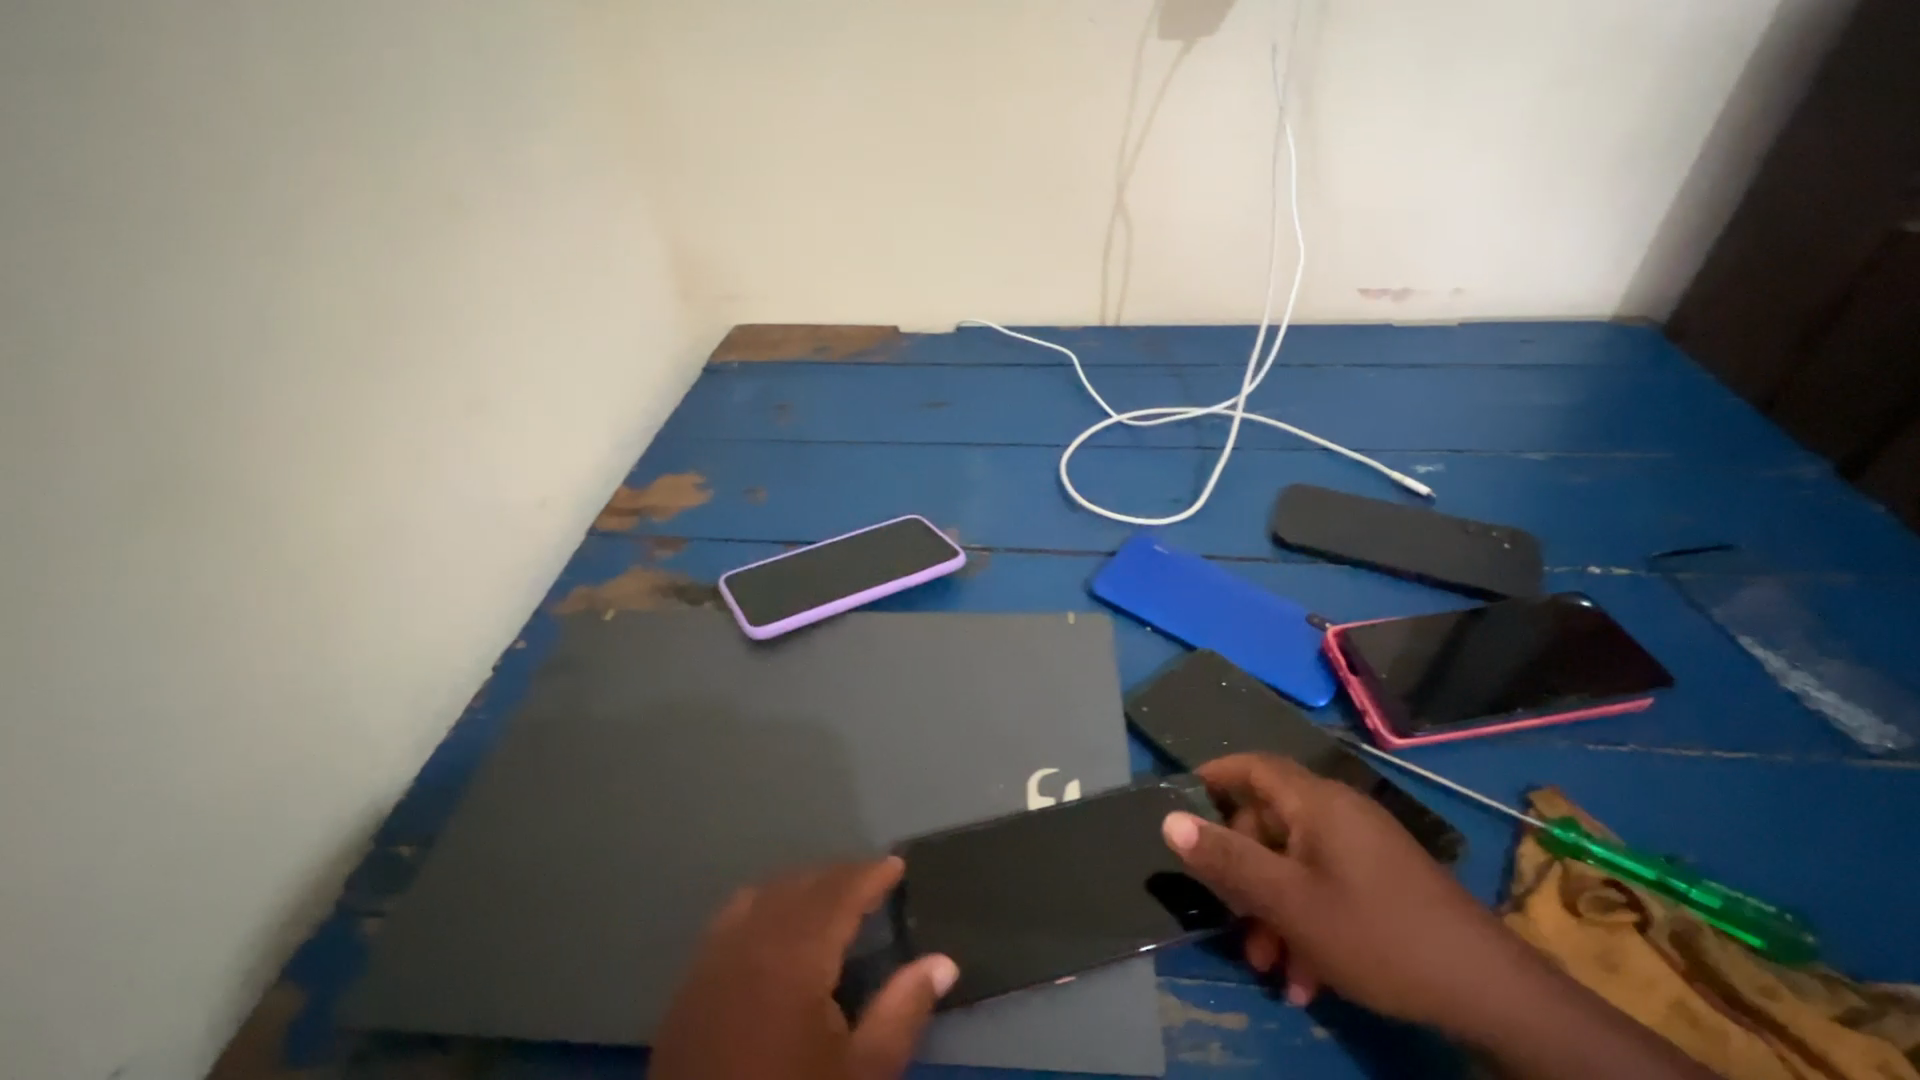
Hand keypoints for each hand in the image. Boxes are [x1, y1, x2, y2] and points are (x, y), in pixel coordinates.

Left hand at [651, 858, 958, 1079]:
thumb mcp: (863, 1073)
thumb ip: (903, 1011)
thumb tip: (942, 962)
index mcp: (795, 958)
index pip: (838, 895)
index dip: (869, 876)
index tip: (896, 865)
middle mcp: (749, 944)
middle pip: (797, 888)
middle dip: (836, 877)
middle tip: (870, 882)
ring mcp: (712, 963)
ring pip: (759, 897)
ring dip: (798, 889)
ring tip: (828, 900)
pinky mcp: (689, 988)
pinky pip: (730, 921)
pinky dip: (762, 908)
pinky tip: (775, 932)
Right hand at [1162, 753, 1550, 1036]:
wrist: (1485, 989)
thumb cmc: (1374, 933)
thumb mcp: (1287, 901)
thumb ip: (1226, 859)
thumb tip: (1169, 820)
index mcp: (1317, 803)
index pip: (1254, 766)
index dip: (1214, 777)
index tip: (1179, 804)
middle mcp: (1341, 815)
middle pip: (1269, 824)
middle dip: (1243, 874)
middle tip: (1229, 919)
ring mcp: (1365, 849)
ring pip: (1295, 865)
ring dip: (1272, 912)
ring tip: (1271, 968)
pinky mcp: (1383, 882)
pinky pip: (1326, 888)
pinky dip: (1306, 924)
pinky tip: (1308, 980)